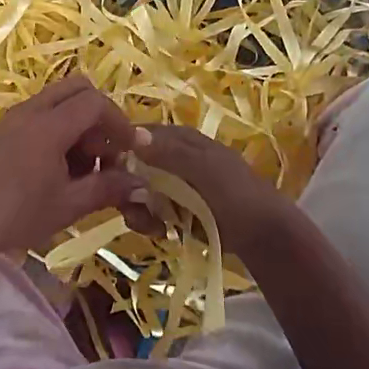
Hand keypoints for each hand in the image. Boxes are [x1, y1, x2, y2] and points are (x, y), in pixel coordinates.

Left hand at [0, 76, 147, 270]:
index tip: (131, 151)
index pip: (96, 103)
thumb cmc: (16, 215)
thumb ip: (108, 189)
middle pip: (77, 89)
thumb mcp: (68, 205)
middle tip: (106, 152)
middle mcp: (31, 112)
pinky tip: (56, 170)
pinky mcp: (1, 132)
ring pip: (57, 102)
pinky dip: (58, 130)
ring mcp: (13, 119)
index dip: (120, 123)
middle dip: (100, 115)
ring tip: (82, 168)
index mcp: (49, 125)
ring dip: (79, 124)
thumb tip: (143, 187)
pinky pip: (39, 115)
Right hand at [136, 125, 300, 262]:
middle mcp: (170, 157)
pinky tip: (160, 233)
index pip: (137, 135)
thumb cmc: (236, 194)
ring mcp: (170, 184)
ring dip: (136, 209)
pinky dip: (147, 222)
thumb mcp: (204, 168)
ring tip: (153, 226)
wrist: (261, 234)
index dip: (120, 149)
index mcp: (179, 138)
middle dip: (126, 188)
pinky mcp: (172, 209)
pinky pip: (147, 211)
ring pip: (135, 191)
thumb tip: (133, 134)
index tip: (108, 171)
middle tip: (133, 208)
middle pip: (131, 166)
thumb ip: (170, 152)